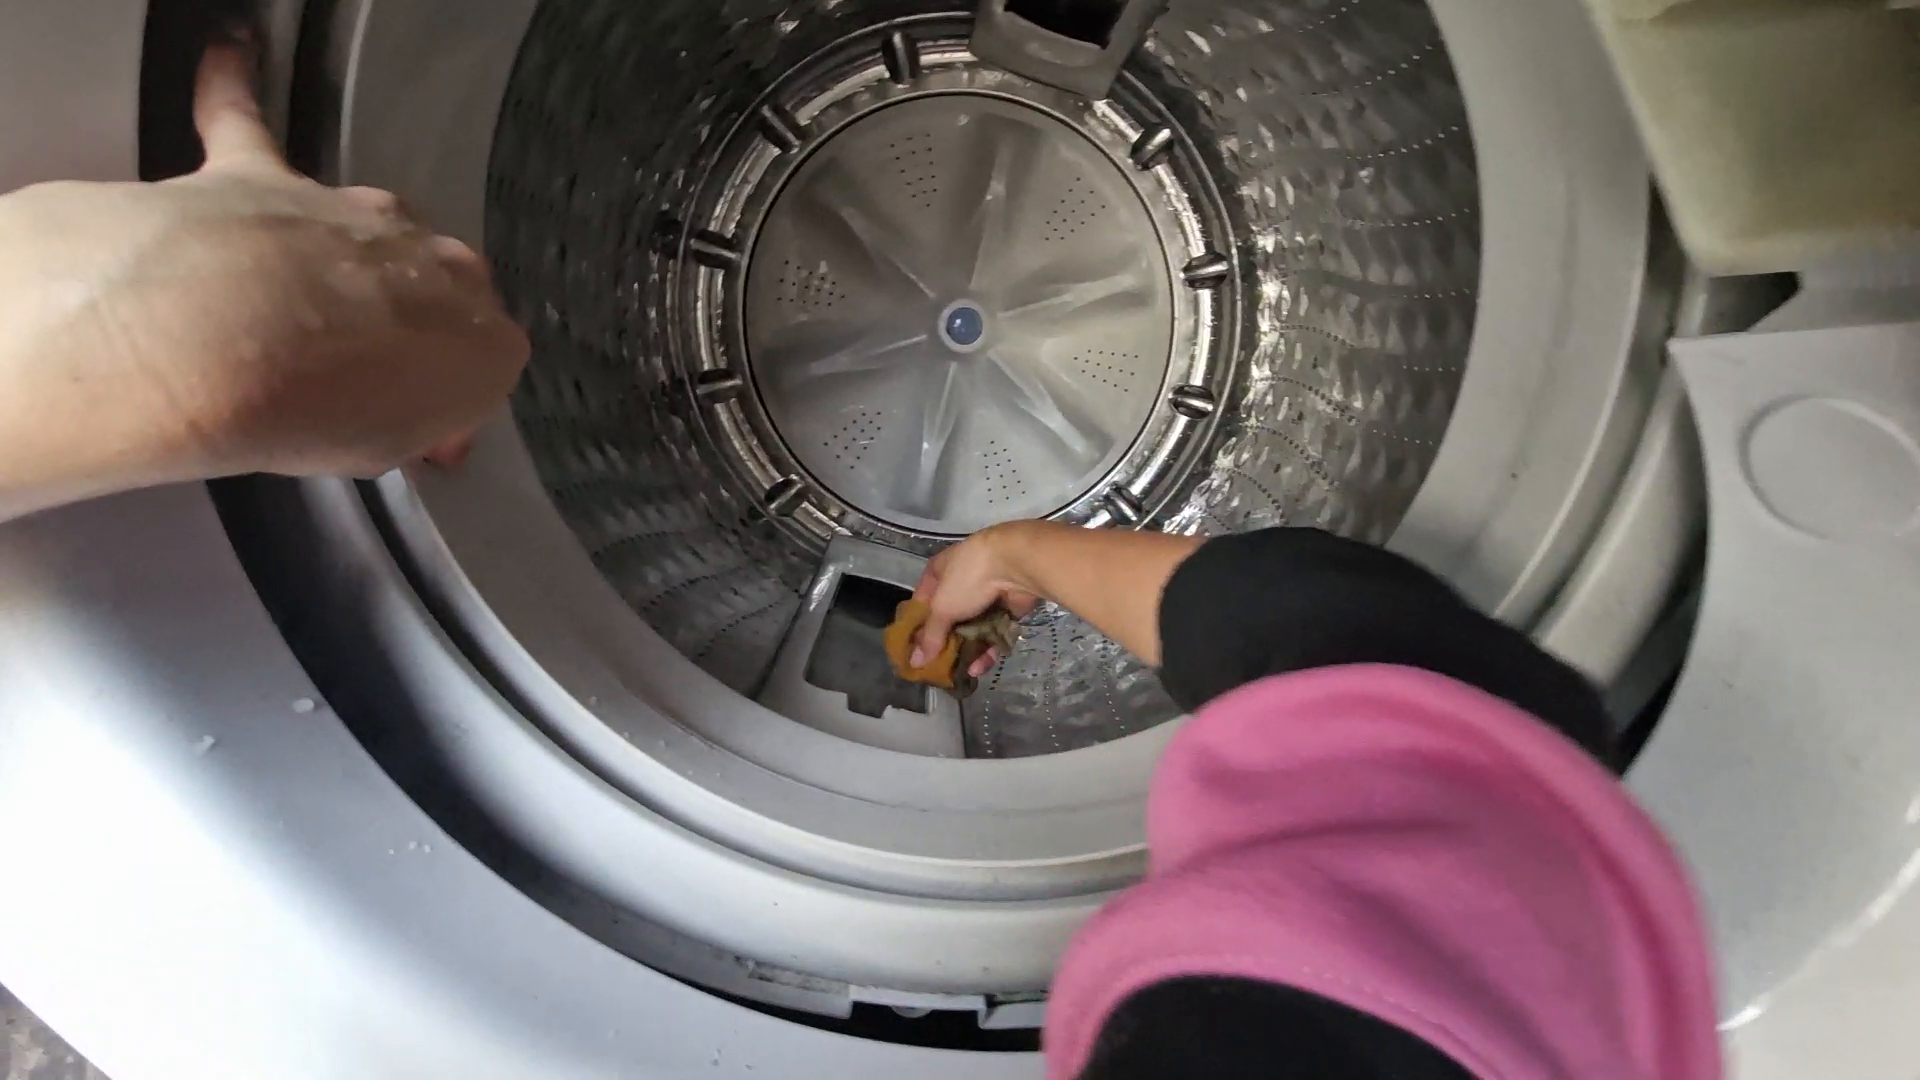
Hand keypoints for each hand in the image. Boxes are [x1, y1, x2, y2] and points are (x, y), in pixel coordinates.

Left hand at [0, 41, 527, 512]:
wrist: (223, 345)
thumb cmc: (326, 406)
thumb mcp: (396, 447)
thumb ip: (420, 422)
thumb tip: (419, 423)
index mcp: (492, 338)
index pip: (484, 362)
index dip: (448, 393)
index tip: (417, 420)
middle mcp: (447, 268)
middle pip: (440, 290)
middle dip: (414, 324)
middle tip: (366, 370)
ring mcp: (363, 215)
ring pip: (373, 230)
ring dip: (353, 258)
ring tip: (303, 303)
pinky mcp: (269, 176)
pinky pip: (247, 122)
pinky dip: (235, 91)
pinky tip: (235, 57)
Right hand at [910, 523, 1041, 677]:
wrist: (1017, 566)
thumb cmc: (969, 579)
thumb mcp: (942, 608)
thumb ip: (930, 636)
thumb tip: (915, 662)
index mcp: (940, 571)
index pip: (922, 600)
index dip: (917, 624)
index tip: (912, 649)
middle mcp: (961, 581)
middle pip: (948, 617)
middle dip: (943, 642)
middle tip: (934, 667)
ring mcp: (986, 595)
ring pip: (972, 628)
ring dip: (965, 650)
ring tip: (955, 675)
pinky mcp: (1007, 609)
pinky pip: (993, 634)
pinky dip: (985, 650)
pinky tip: (976, 669)